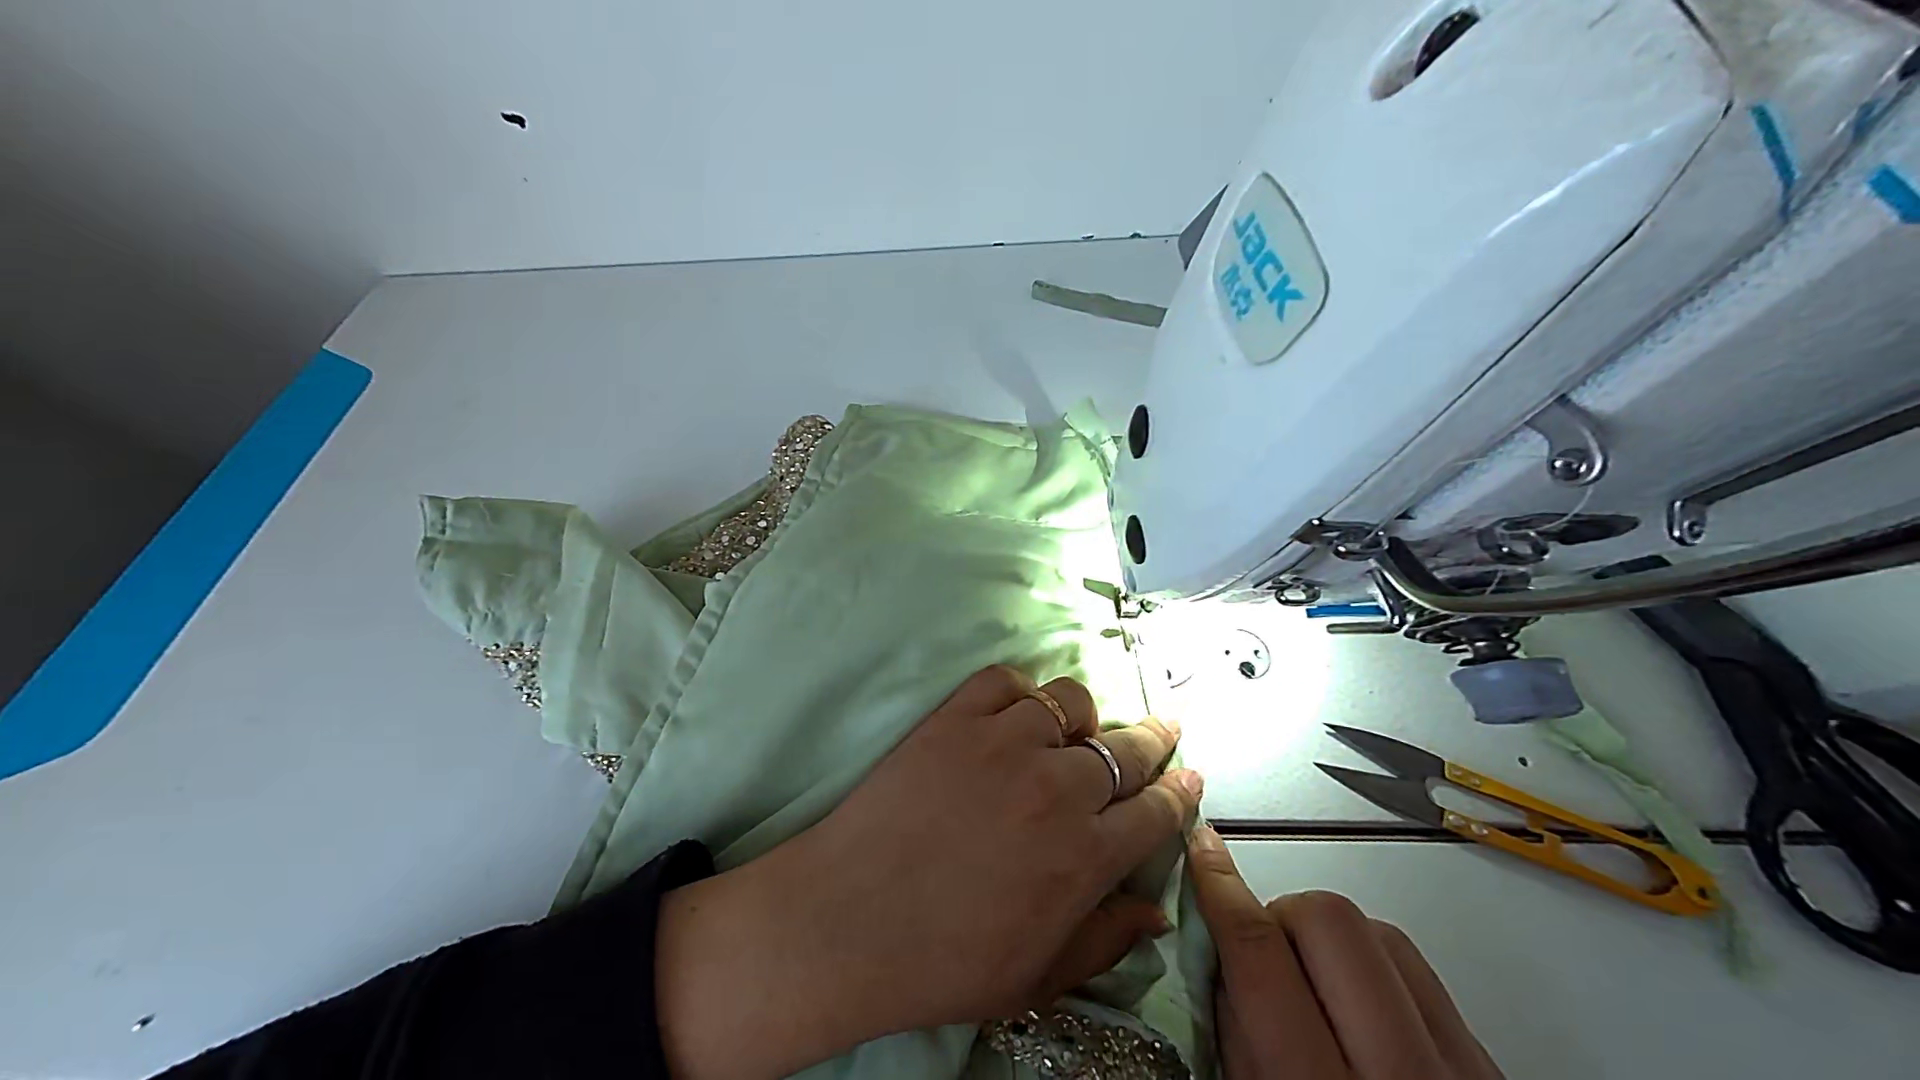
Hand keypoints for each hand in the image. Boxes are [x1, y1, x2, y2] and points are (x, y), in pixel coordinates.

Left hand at [656, 665, 1203, 1079]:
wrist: (845, 920)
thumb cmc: (941, 962)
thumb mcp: (1035, 976)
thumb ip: (1103, 940)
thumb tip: (1154, 912)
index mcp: (1084, 856)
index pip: (1156, 811)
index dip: (1180, 790)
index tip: (1190, 773)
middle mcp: (1056, 790)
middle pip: (1126, 748)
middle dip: (1154, 738)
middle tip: (1164, 728)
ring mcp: (1004, 745)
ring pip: (1069, 703)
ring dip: (1083, 716)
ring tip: (1077, 727)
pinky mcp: (955, 720)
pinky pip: (1004, 682)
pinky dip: (1019, 690)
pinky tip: (1017, 708)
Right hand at [1186, 827, 1504, 1079]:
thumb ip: (1236, 1039)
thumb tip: (1218, 950)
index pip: (1261, 954)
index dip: (1221, 889)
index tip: (1204, 849)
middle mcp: (1401, 1078)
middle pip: (1329, 922)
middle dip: (1281, 914)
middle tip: (1263, 948)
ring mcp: (1462, 1074)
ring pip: (1380, 935)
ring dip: (1329, 939)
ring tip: (1313, 981)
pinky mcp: (1493, 1071)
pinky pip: (1422, 973)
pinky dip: (1376, 966)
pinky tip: (1359, 1004)